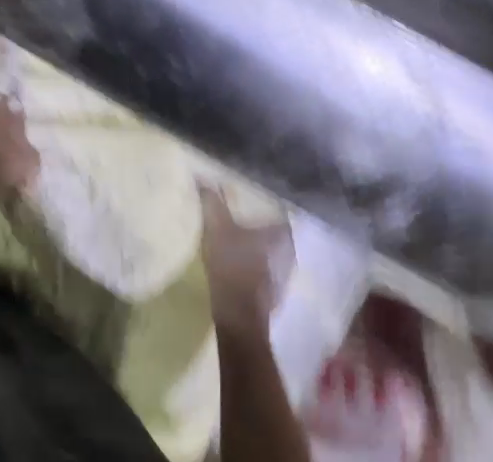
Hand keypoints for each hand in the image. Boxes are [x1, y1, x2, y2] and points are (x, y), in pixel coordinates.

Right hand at [201, 185, 292, 337]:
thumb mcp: (217, 228)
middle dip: (261, 224)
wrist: (239, 314)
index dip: (265, 202)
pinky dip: (257, 264)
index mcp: (281, 232)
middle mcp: (290, 251)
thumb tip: (202, 177)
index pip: (279, 209)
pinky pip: (268, 269)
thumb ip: (212, 202)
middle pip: (277, 231)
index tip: (249, 198)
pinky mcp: (277, 291)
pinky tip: (242, 263)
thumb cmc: (232, 264)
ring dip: (260, 246)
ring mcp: (286, 273)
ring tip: (240, 239)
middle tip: (242, 217)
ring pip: (274, 251)